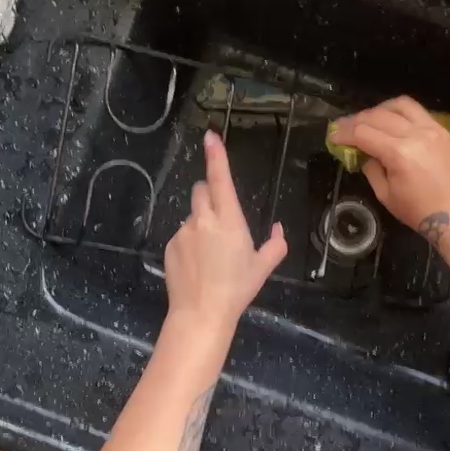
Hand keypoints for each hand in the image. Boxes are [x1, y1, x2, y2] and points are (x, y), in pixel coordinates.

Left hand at [164, 131, 287, 334]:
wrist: (201, 313)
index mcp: (228, 220)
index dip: (216, 155)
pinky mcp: (170, 246)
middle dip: (210, 195)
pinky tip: (197, 266)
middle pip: (202, 190)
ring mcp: (183, 232)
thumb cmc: (236, 289)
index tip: (210, 136)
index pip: (220, 179)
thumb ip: (275, 246)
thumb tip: (279, 230)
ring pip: (192, 215)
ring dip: (201, 224)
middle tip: (222, 220)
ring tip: (210, 255)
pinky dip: (190, 243)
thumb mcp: (263, 268)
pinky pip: (182, 235)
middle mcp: (203, 219)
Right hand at [328, 97, 449, 249]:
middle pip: (378, 116)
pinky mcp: (441, 130)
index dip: (344, 133)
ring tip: (368, 120)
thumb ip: (371, 169)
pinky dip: (399, 111)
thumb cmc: (420, 212)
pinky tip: (391, 121)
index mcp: (399, 154)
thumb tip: (363, 154)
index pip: (363, 133)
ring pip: (399, 105)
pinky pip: (416, 111)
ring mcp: (431, 129)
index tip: (333, 135)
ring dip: (378, 109)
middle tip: (344, 128)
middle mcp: (415, 134)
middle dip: (357, 120)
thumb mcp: (386, 195)